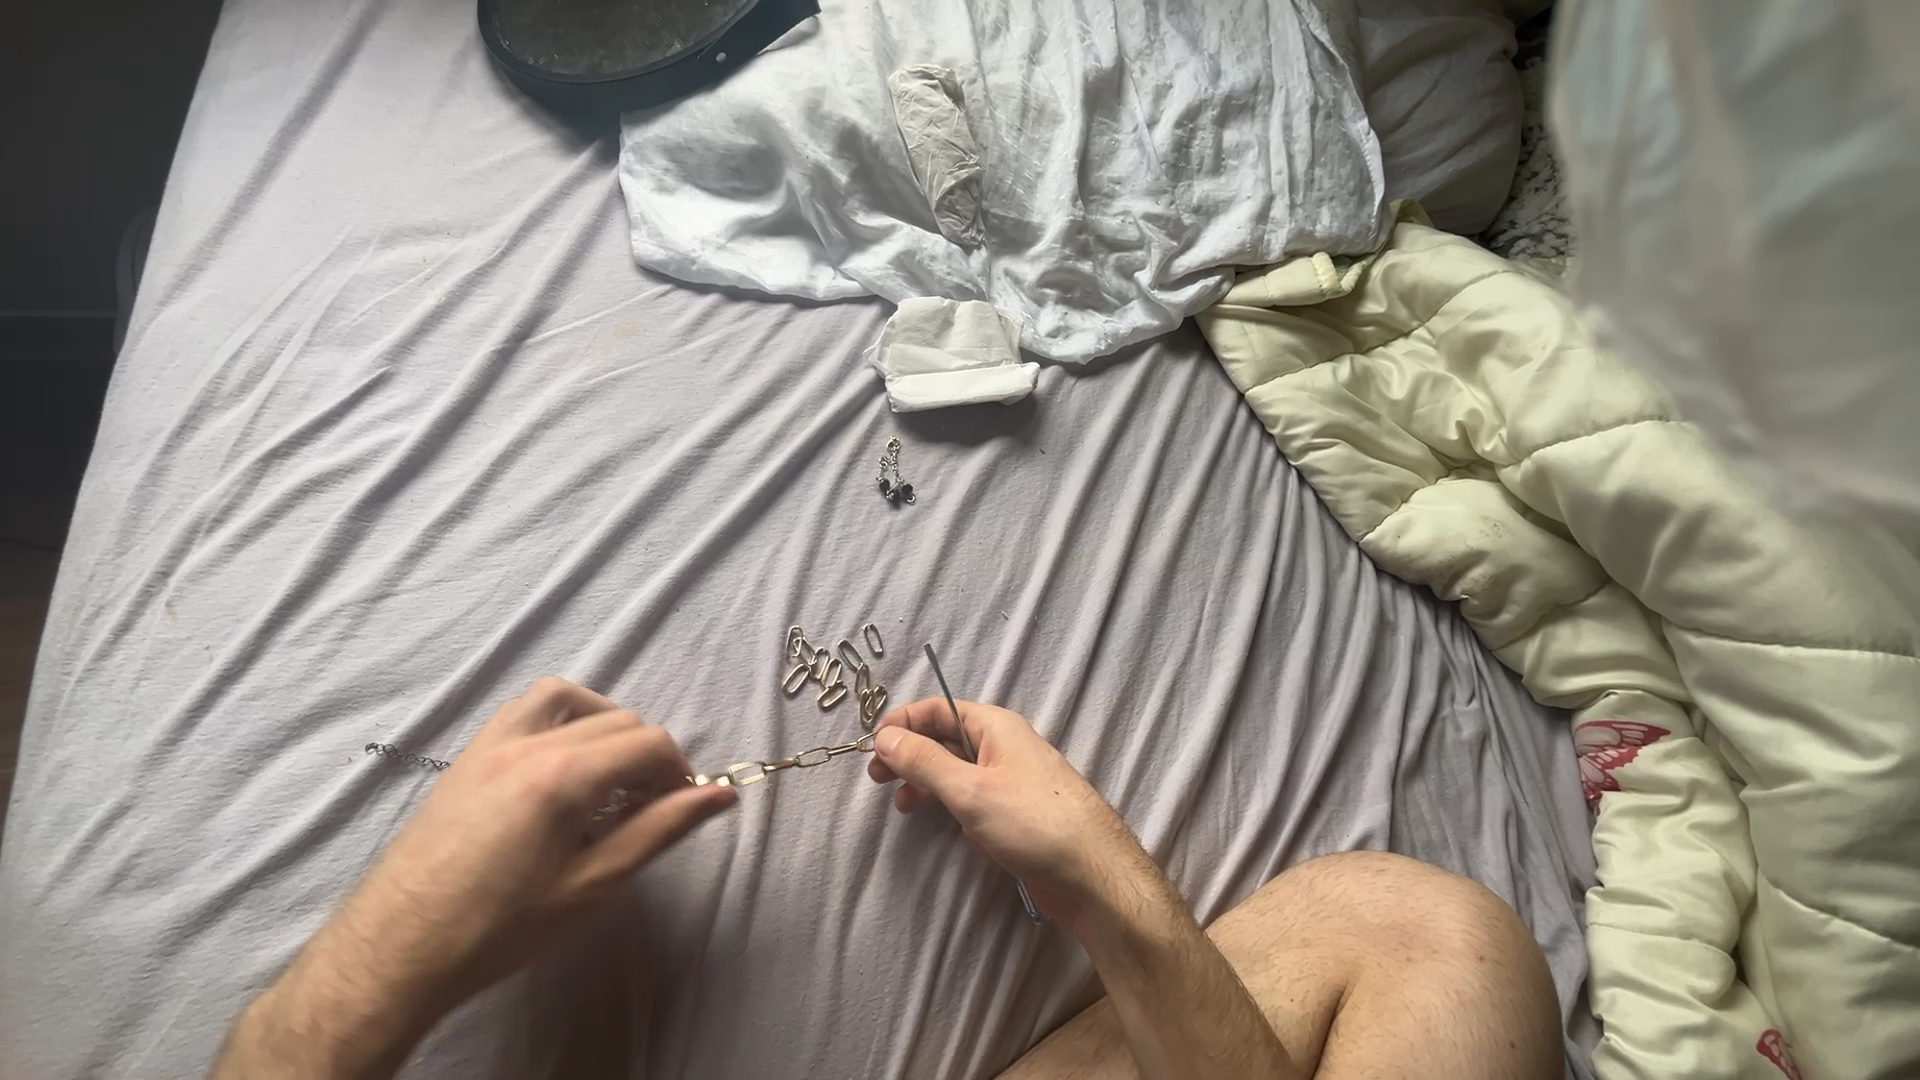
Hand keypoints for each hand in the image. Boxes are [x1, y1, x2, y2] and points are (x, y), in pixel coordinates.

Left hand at [212, 677, 735, 1078]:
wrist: (394, 955)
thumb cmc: (501, 928)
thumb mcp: (594, 884)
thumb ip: (661, 829)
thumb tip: (723, 794)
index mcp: (565, 775)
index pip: (650, 744)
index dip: (678, 773)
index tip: (677, 809)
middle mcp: (531, 742)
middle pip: (621, 721)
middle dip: (647, 758)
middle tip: (644, 809)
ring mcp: (494, 742)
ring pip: (575, 699)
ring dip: (607, 727)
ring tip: (608, 774)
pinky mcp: (469, 754)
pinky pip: (526, 707)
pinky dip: (560, 716)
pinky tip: (561, 758)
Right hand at [870, 701, 1298, 1079]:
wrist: (1091, 874)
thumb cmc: (1029, 821)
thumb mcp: (968, 789)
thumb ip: (923, 761)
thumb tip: (884, 736)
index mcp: (995, 725)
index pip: (938, 709)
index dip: (903, 723)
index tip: (871, 747)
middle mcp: (1003, 744)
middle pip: (946, 737)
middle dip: (911, 753)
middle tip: (877, 778)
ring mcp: (1011, 777)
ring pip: (958, 768)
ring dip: (928, 780)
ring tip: (903, 806)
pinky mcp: (1016, 810)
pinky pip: (973, 794)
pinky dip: (950, 801)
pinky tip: (941, 821)